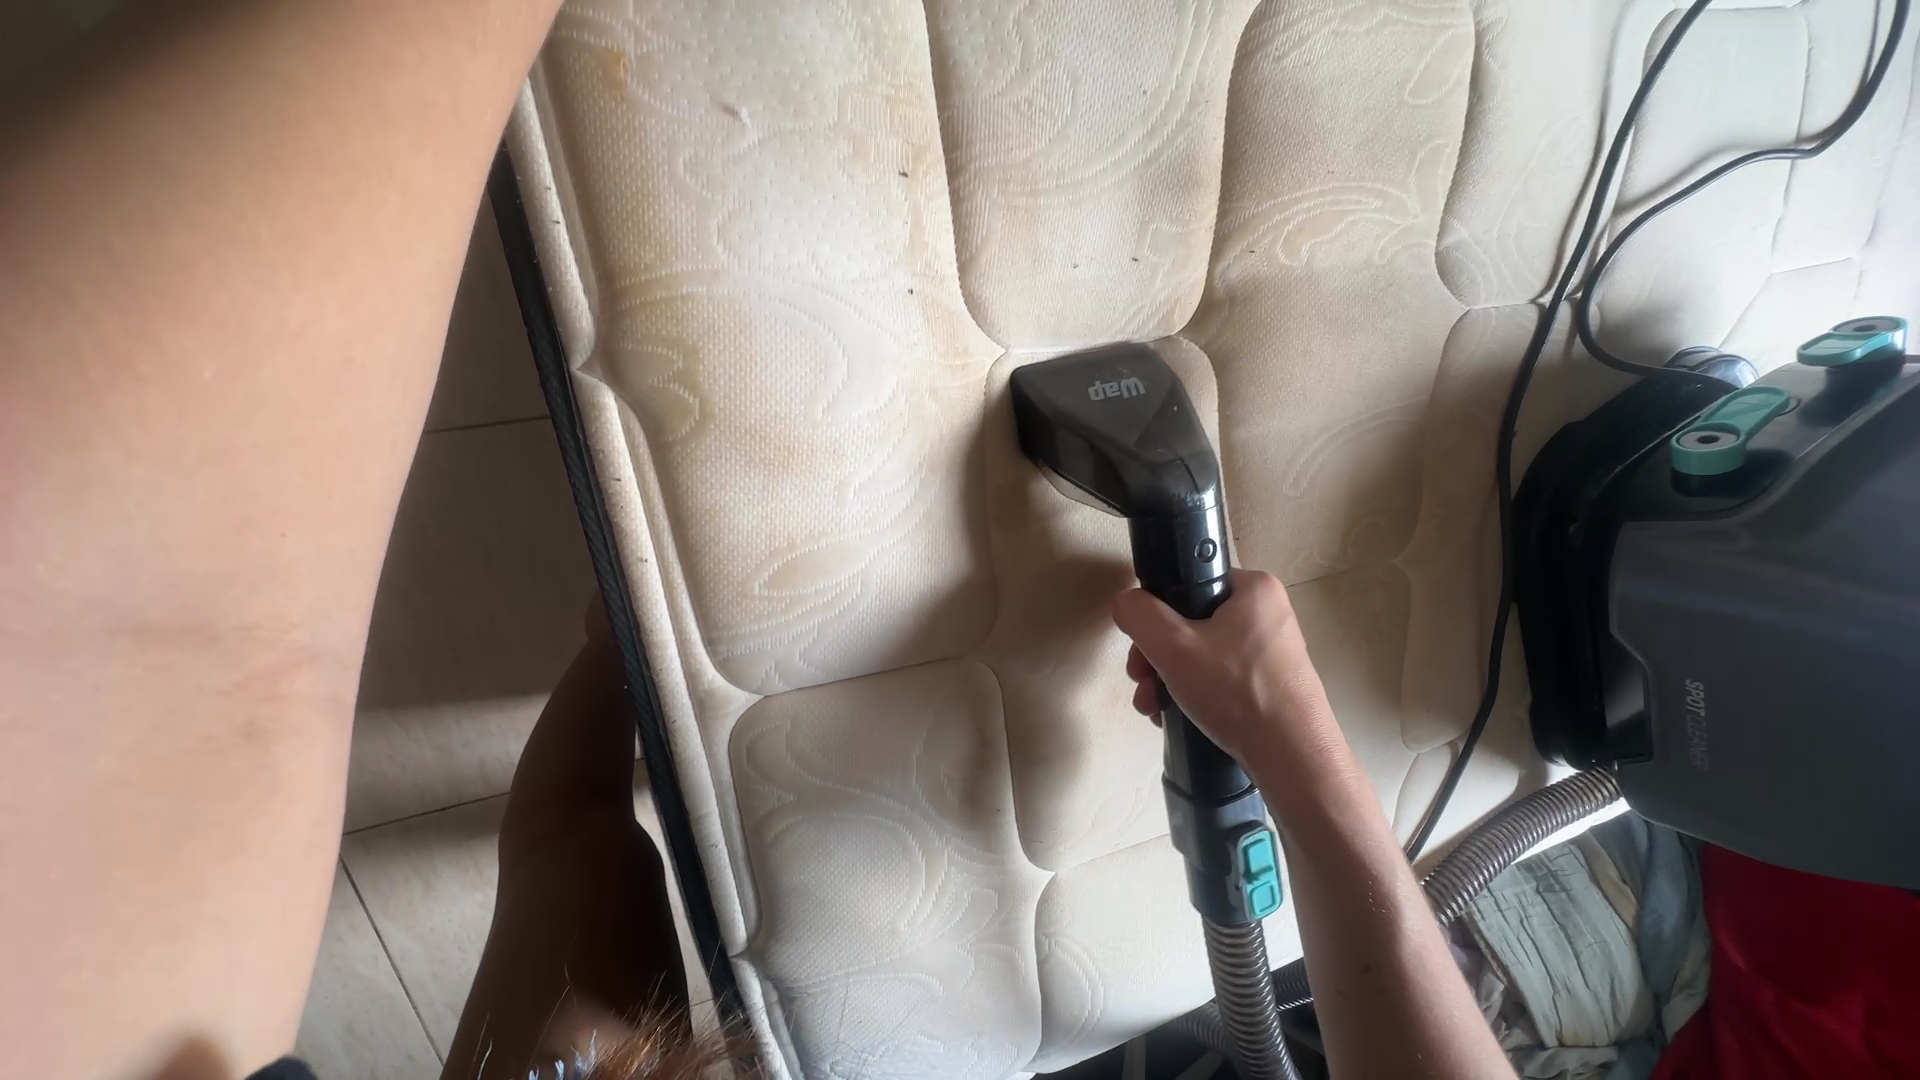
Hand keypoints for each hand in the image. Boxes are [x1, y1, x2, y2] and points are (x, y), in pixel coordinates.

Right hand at [1113, 569, 1357, 793]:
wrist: (1293, 758)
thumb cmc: (1235, 691)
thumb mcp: (1173, 646)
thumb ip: (1139, 615)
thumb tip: (1126, 602)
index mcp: (1254, 588)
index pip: (1188, 583)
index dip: (1155, 612)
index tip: (1140, 645)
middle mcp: (1268, 614)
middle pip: (1191, 623)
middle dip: (1156, 656)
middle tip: (1141, 682)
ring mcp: (1272, 651)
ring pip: (1202, 654)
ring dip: (1168, 678)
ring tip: (1153, 708)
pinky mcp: (1272, 684)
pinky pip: (1221, 677)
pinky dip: (1194, 693)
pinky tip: (1176, 716)